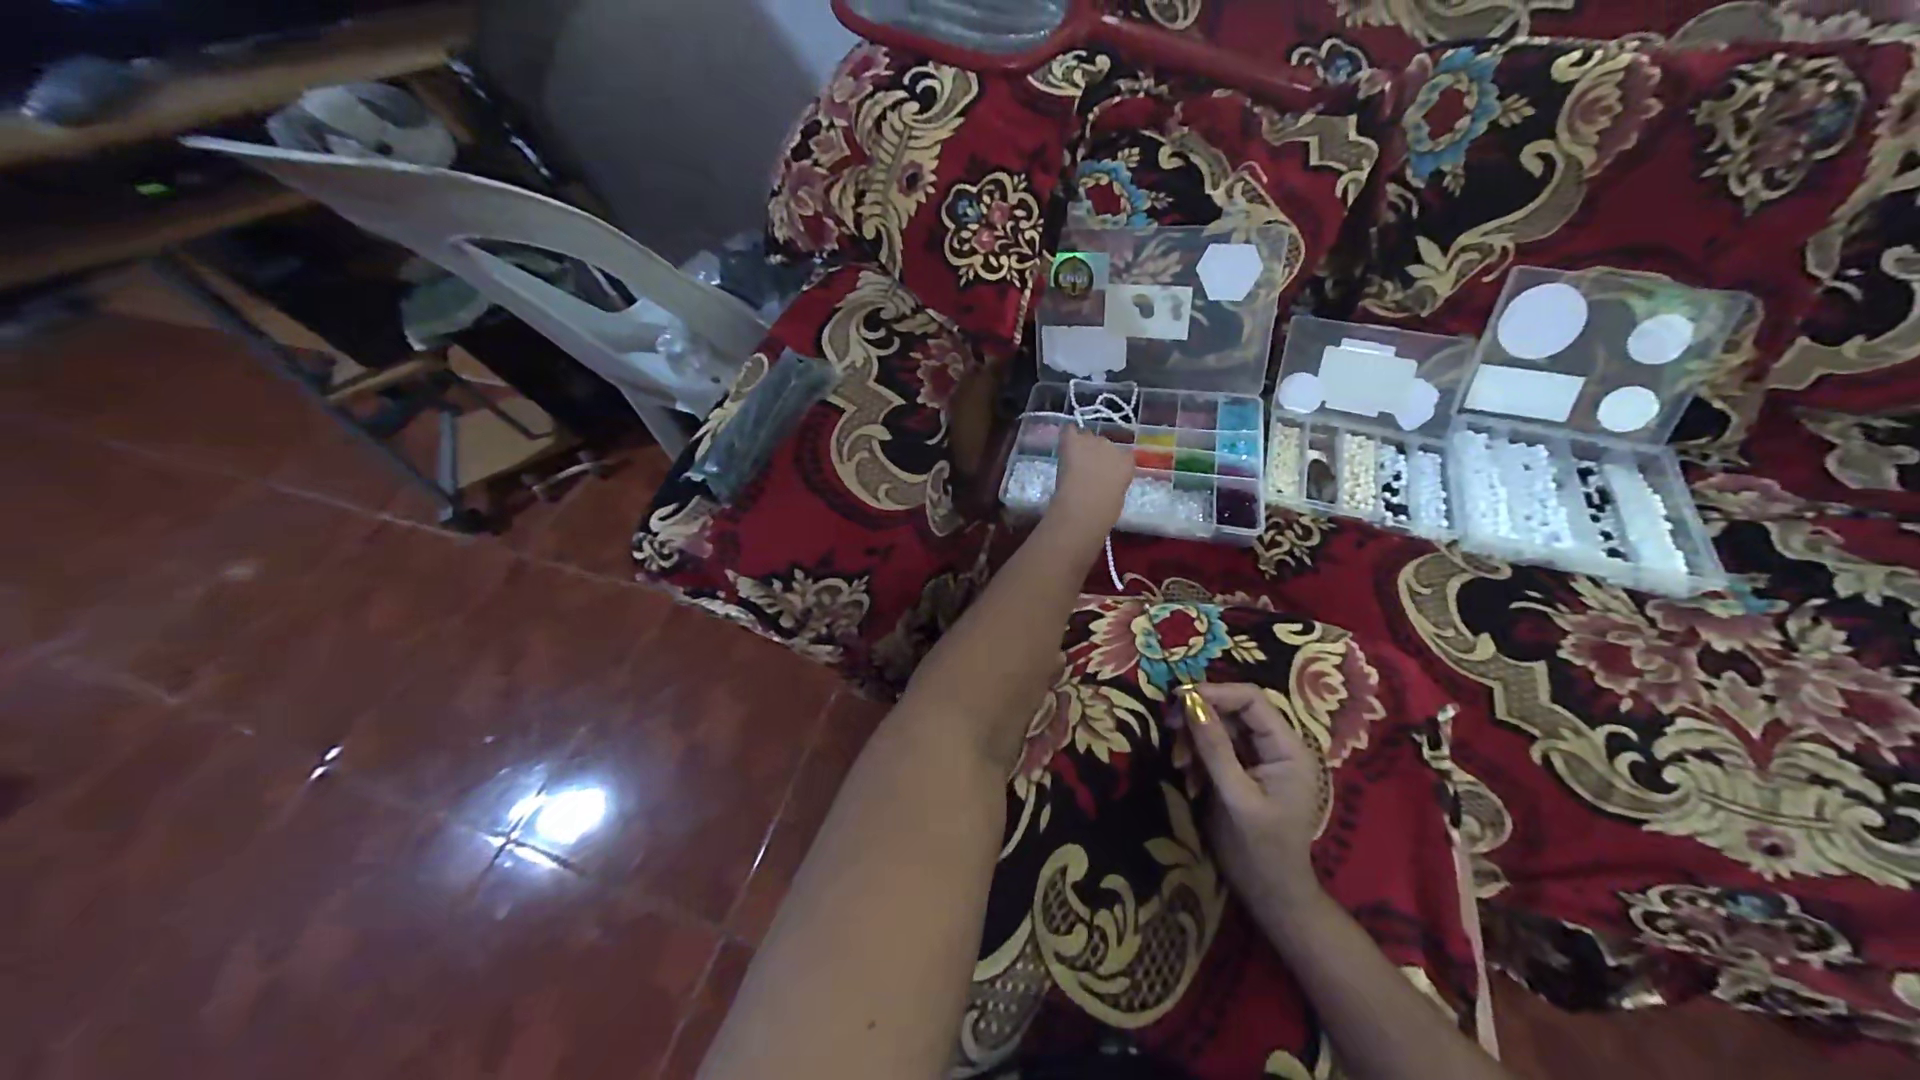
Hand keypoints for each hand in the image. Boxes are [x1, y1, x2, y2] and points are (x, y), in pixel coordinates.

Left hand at [1047, 425, 1132, 533]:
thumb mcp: (1118, 495)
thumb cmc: (1105, 509)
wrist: (1085, 504)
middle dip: (1096, 454)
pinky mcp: (1072, 440)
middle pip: (1103, 443)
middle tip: (1087, 470)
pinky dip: (1066, 435)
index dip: (1112, 463)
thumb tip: (1106, 482)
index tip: (1105, 474)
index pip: (1122, 455)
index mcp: (1127, 462)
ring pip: (1085, 437)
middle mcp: (1112, 446)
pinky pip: (1069, 430)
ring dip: (1081, 446)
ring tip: (1073, 461)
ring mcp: (1091, 441)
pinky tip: (1063, 441)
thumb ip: (1114, 482)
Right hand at [1182, 683, 1326, 914]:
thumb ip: (1215, 749)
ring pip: (1219, 728)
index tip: (1177, 700)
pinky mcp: (1241, 772)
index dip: (1215, 693)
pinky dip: (1196, 758)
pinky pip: (1214, 749)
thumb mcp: (1236, 798)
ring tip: (1179, 765)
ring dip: (1193, 741)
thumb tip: (1190, 704)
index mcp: (1288, 749)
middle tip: (1168, 729)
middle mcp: (1276, 747)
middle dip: (1198, 719)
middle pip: (1232, 711)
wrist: (1271, 895)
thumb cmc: (1261, 850)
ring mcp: (1258, 760)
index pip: (1251, 700)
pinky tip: (1189, 780)